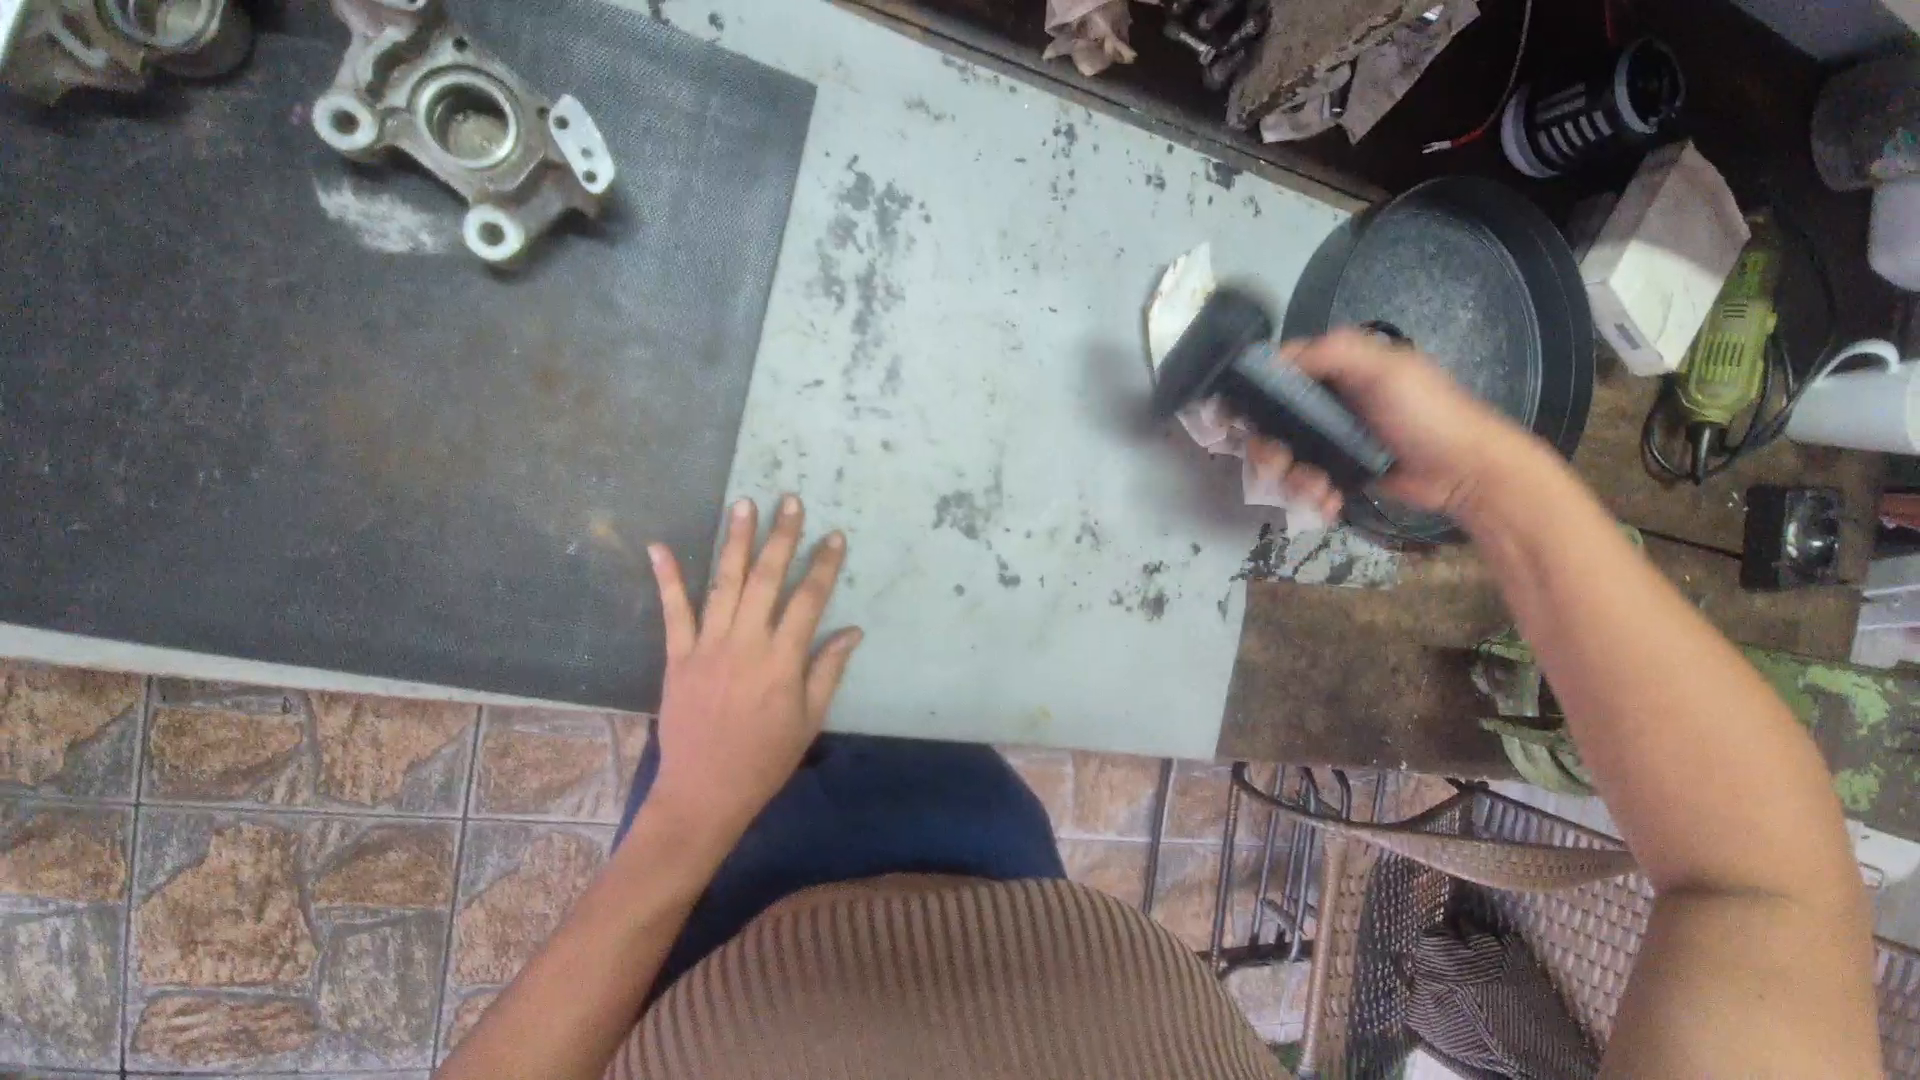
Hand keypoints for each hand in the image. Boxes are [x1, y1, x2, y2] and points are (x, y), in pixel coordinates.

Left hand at [645, 494, 861, 835]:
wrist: (705, 792)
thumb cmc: (765, 759)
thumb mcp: (809, 720)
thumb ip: (828, 671)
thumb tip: (852, 632)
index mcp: (783, 660)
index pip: (809, 600)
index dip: (824, 566)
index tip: (835, 537)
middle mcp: (747, 643)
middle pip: (768, 579)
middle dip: (782, 537)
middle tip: (790, 500)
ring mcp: (708, 646)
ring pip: (725, 583)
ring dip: (736, 542)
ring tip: (744, 505)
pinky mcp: (677, 656)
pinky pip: (673, 612)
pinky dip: (667, 578)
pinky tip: (660, 546)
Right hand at [1246, 328, 1535, 517]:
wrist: (1465, 471)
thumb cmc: (1427, 414)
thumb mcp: (1385, 370)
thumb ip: (1333, 353)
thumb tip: (1275, 358)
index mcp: (1335, 372)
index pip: (1277, 377)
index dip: (1252, 397)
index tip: (1237, 419)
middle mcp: (1327, 404)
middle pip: (1269, 426)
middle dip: (1270, 451)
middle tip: (1281, 465)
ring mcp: (1331, 442)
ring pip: (1284, 461)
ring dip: (1293, 480)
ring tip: (1318, 490)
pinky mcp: (1339, 473)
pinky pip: (1306, 485)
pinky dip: (1312, 497)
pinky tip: (1328, 503)